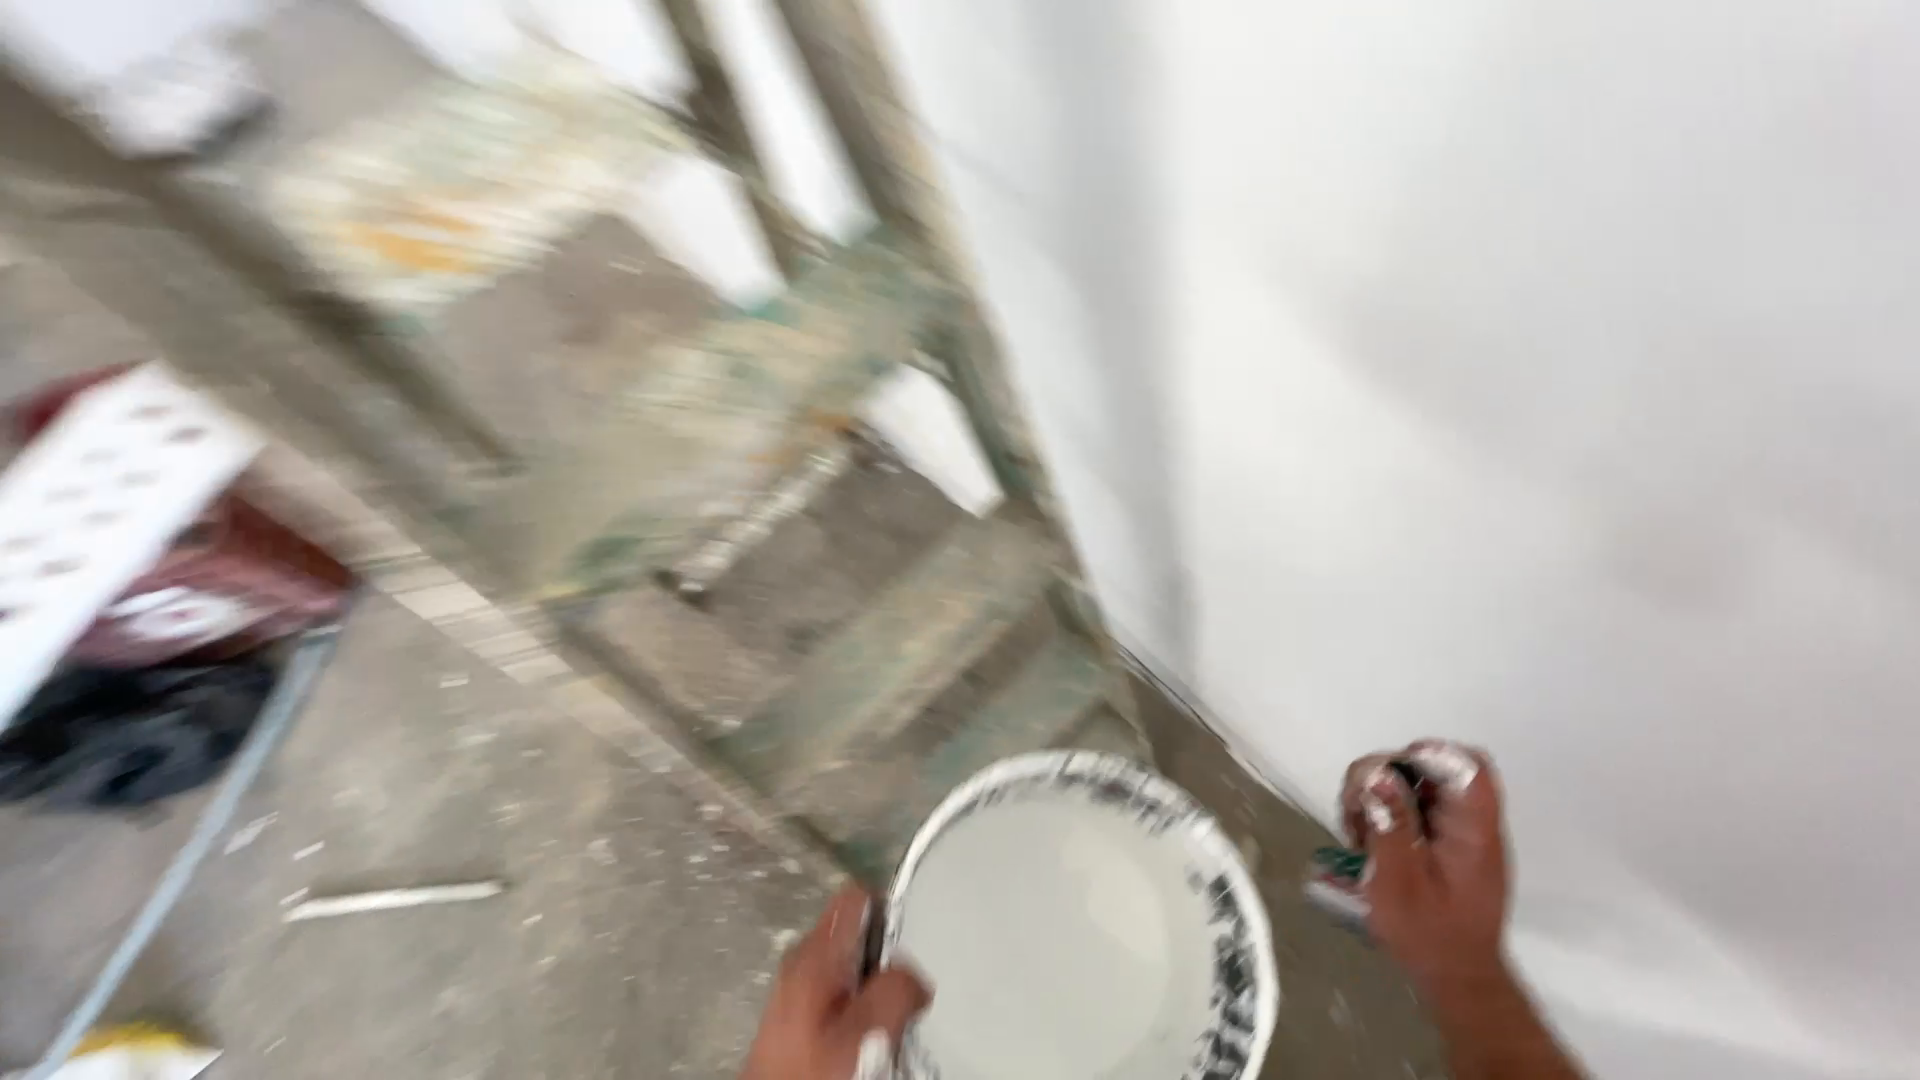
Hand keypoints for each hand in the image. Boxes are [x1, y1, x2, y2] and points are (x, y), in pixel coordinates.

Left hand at [740, 885, 932, 1079]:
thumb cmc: (811, 1072)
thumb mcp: (865, 1031)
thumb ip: (896, 989)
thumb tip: (914, 975)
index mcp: (815, 952)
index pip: (857, 896)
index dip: (886, 911)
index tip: (903, 945)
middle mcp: (801, 959)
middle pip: (856, 932)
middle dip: (883, 960)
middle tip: (895, 1001)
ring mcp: (795, 984)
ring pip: (850, 965)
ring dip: (871, 990)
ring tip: (878, 1028)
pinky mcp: (795, 1010)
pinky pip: (838, 991)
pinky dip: (855, 1009)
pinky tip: (856, 1042)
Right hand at [1340, 740, 1509, 993]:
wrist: (1455, 978)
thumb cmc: (1428, 933)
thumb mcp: (1399, 881)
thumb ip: (1390, 825)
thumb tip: (1379, 774)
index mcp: (1472, 829)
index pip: (1466, 765)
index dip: (1425, 755)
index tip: (1384, 778)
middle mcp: (1469, 823)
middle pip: (1430, 767)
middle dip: (1383, 777)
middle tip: (1356, 810)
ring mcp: (1455, 832)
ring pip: (1413, 784)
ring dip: (1376, 797)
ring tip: (1357, 830)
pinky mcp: (1440, 843)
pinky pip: (1410, 806)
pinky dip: (1383, 813)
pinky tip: (1366, 840)